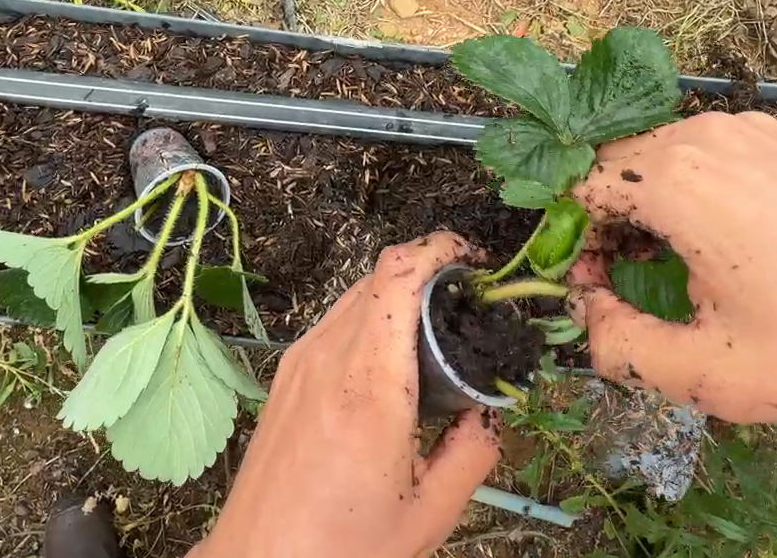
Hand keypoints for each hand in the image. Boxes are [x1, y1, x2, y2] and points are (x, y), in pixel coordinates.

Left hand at [192, 233, 500, 557]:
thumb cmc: (340, 549)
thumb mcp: (427, 515)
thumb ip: (472, 453)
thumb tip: (489, 410)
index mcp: (369, 383)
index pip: (397, 276)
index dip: (436, 248)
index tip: (469, 255)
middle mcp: (328, 355)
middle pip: (380, 275)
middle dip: (426, 270)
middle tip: (464, 298)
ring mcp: (301, 358)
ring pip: (356, 294)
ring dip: (397, 293)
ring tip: (432, 328)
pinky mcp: (286, 371)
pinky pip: (336, 321)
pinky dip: (370, 318)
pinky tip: (389, 359)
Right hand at [566, 111, 776, 440]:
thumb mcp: (713, 374)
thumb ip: (619, 346)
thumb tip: (586, 313)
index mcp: (678, 177)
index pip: (580, 187)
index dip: (576, 242)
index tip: (599, 289)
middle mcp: (709, 134)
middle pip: (620, 167)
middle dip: (612, 224)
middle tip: (636, 285)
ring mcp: (759, 130)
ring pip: (666, 158)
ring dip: (655, 207)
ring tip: (690, 268)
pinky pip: (717, 155)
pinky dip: (703, 191)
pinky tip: (741, 244)